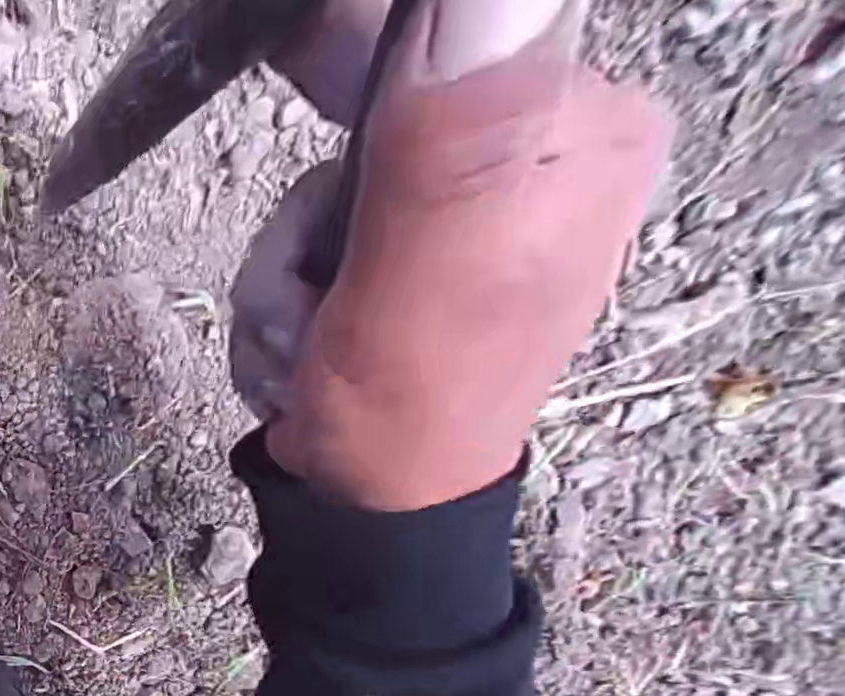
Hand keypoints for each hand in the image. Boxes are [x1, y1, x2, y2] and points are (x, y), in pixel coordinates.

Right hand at [260, 0, 674, 509]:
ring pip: (311, 206)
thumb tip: (466, 3)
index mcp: (566, 145)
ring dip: (278, 291)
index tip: (308, 128)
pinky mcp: (381, 264)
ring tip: (301, 356)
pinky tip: (297, 361)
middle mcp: (511, 169)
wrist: (363, 497)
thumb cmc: (403, 407)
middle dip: (304, 242)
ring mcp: (436, 221)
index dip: (360, 90)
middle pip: (360, 136)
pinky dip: (278, 312)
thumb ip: (455, 138)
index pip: (455, 45)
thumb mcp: (428, 279)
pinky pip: (297, 254)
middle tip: (312, 316)